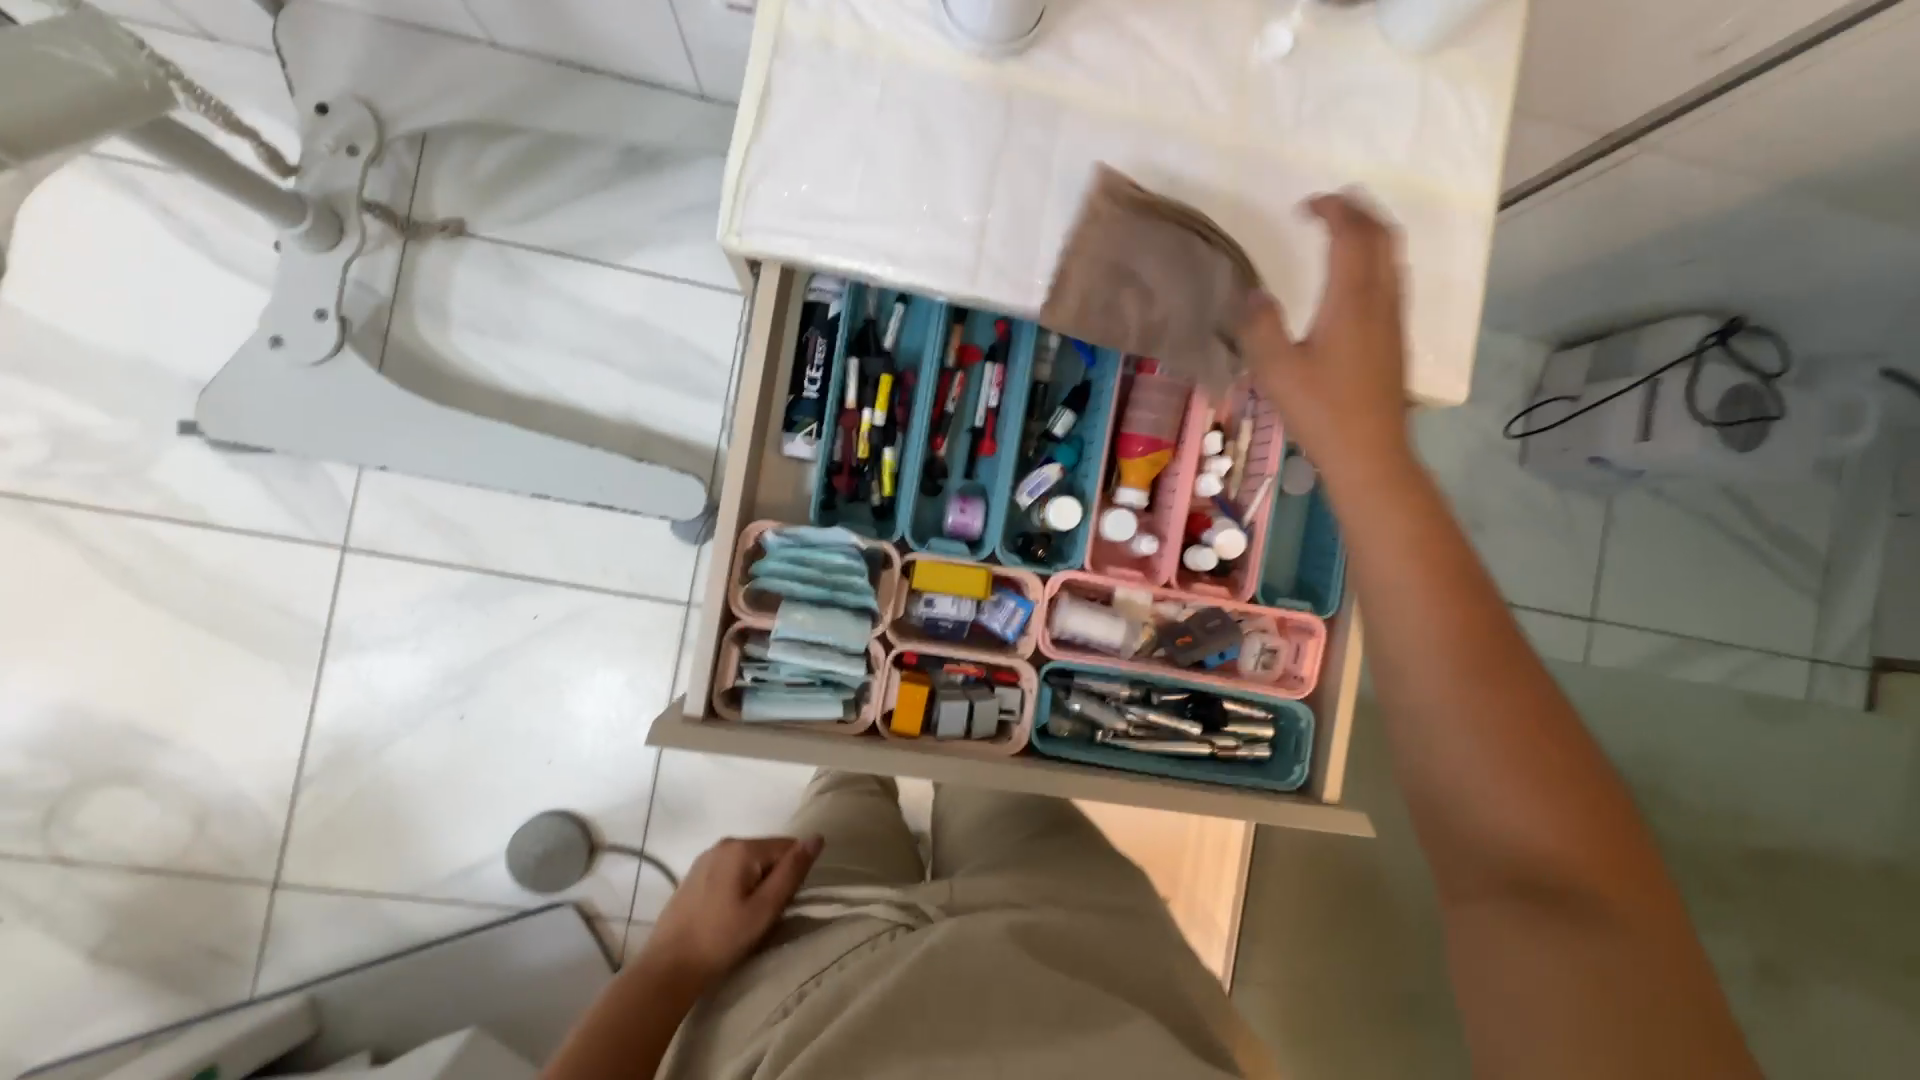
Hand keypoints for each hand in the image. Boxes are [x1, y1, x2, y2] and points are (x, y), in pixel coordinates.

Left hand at [639, 835, 821, 989]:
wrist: (668, 968)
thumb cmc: (721, 939)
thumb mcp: (765, 908)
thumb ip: (792, 871)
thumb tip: (817, 837)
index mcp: (741, 847)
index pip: (787, 847)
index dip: (791, 876)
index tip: (780, 905)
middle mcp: (723, 843)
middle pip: (767, 854)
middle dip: (773, 879)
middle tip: (763, 915)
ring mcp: (705, 858)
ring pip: (748, 864)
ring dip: (755, 885)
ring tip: (745, 918)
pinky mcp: (694, 874)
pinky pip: (730, 872)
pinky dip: (737, 888)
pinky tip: (727, 915)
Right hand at [1237, 192, 1413, 482]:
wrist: (1371, 451)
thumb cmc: (1321, 411)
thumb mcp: (1276, 371)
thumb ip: (1261, 326)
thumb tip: (1253, 293)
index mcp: (1351, 301)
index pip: (1350, 235)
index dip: (1332, 210)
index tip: (1306, 205)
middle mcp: (1380, 299)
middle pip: (1381, 235)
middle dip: (1358, 210)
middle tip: (1330, 203)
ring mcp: (1394, 318)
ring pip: (1394, 255)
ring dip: (1372, 231)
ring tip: (1346, 226)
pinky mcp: (1397, 337)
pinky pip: (1394, 277)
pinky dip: (1378, 257)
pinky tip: (1358, 275)